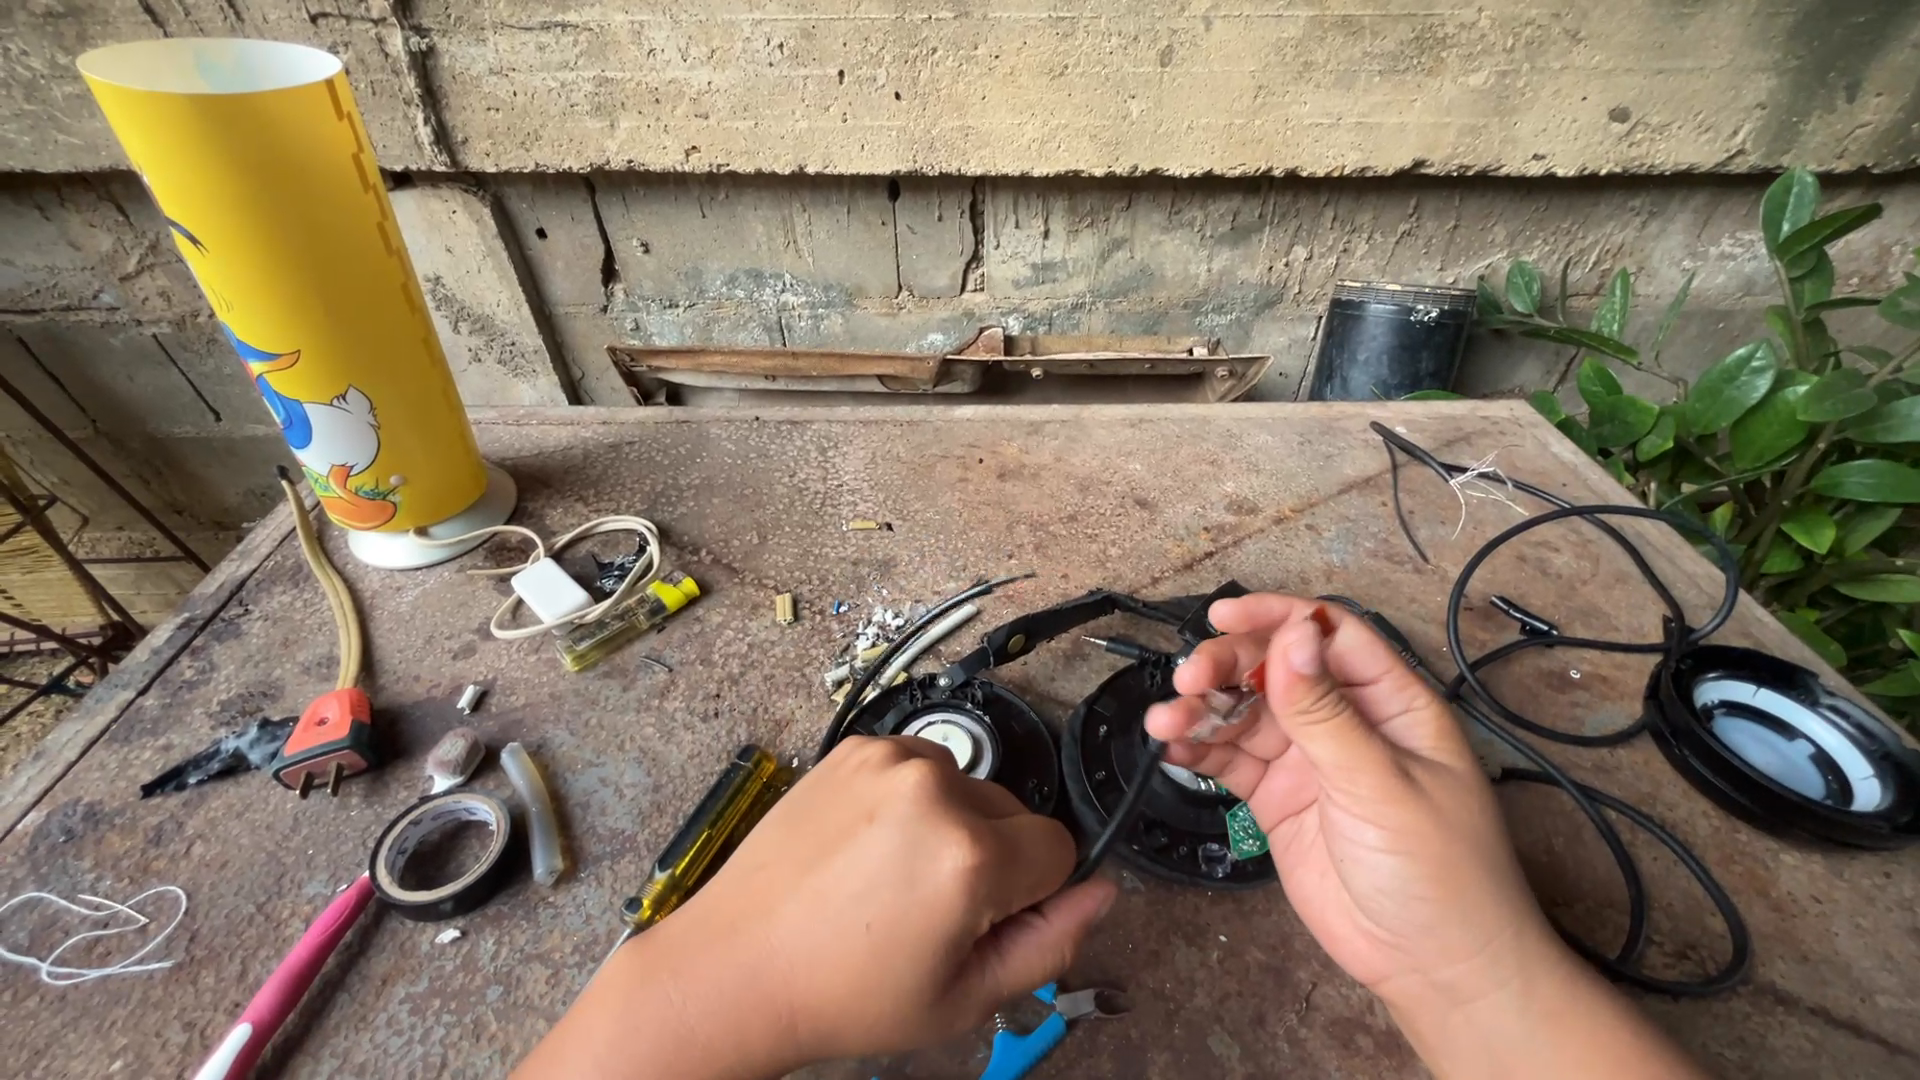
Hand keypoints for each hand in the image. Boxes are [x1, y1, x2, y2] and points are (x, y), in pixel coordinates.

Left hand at [516, 736, 1115, 1079]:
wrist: (738, 962)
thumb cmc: (845, 992)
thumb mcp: (964, 997)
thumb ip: (1051, 941)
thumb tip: (1099, 891)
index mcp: (968, 855)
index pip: (1059, 847)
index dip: (1032, 891)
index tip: (987, 915)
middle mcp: (935, 788)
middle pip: (1014, 812)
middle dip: (992, 855)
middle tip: (930, 904)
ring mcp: (891, 759)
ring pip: (969, 787)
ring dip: (952, 823)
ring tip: (894, 875)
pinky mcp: (859, 746)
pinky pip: (922, 764)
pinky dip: (912, 798)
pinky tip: (871, 843)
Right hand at [1144, 594, 1555, 1010]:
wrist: (1432, 970)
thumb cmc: (1439, 873)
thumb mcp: (1380, 784)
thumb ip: (1326, 711)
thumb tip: (1295, 633)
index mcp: (1387, 702)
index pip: (1327, 634)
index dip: (1275, 617)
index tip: (1223, 616)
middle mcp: (1342, 720)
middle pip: (1272, 668)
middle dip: (1225, 667)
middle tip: (1187, 681)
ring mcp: (1305, 758)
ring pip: (1241, 711)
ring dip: (1200, 709)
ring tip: (1165, 721)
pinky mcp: (1275, 795)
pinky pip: (1229, 757)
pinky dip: (1197, 747)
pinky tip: (1171, 746)